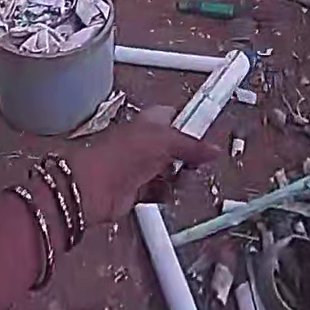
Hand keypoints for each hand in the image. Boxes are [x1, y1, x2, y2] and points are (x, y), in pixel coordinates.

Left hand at [67, 106, 219, 224]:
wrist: (96, 185)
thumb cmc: (123, 152)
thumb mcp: (166, 142)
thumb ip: (192, 146)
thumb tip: (213, 149)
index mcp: (153, 120)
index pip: (180, 116)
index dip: (194, 124)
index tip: (209, 134)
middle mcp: (148, 141)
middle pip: (179, 147)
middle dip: (189, 157)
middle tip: (196, 163)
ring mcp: (143, 164)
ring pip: (172, 170)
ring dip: (179, 178)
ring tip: (181, 180)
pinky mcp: (139, 188)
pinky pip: (162, 190)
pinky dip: (167, 193)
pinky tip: (168, 193)